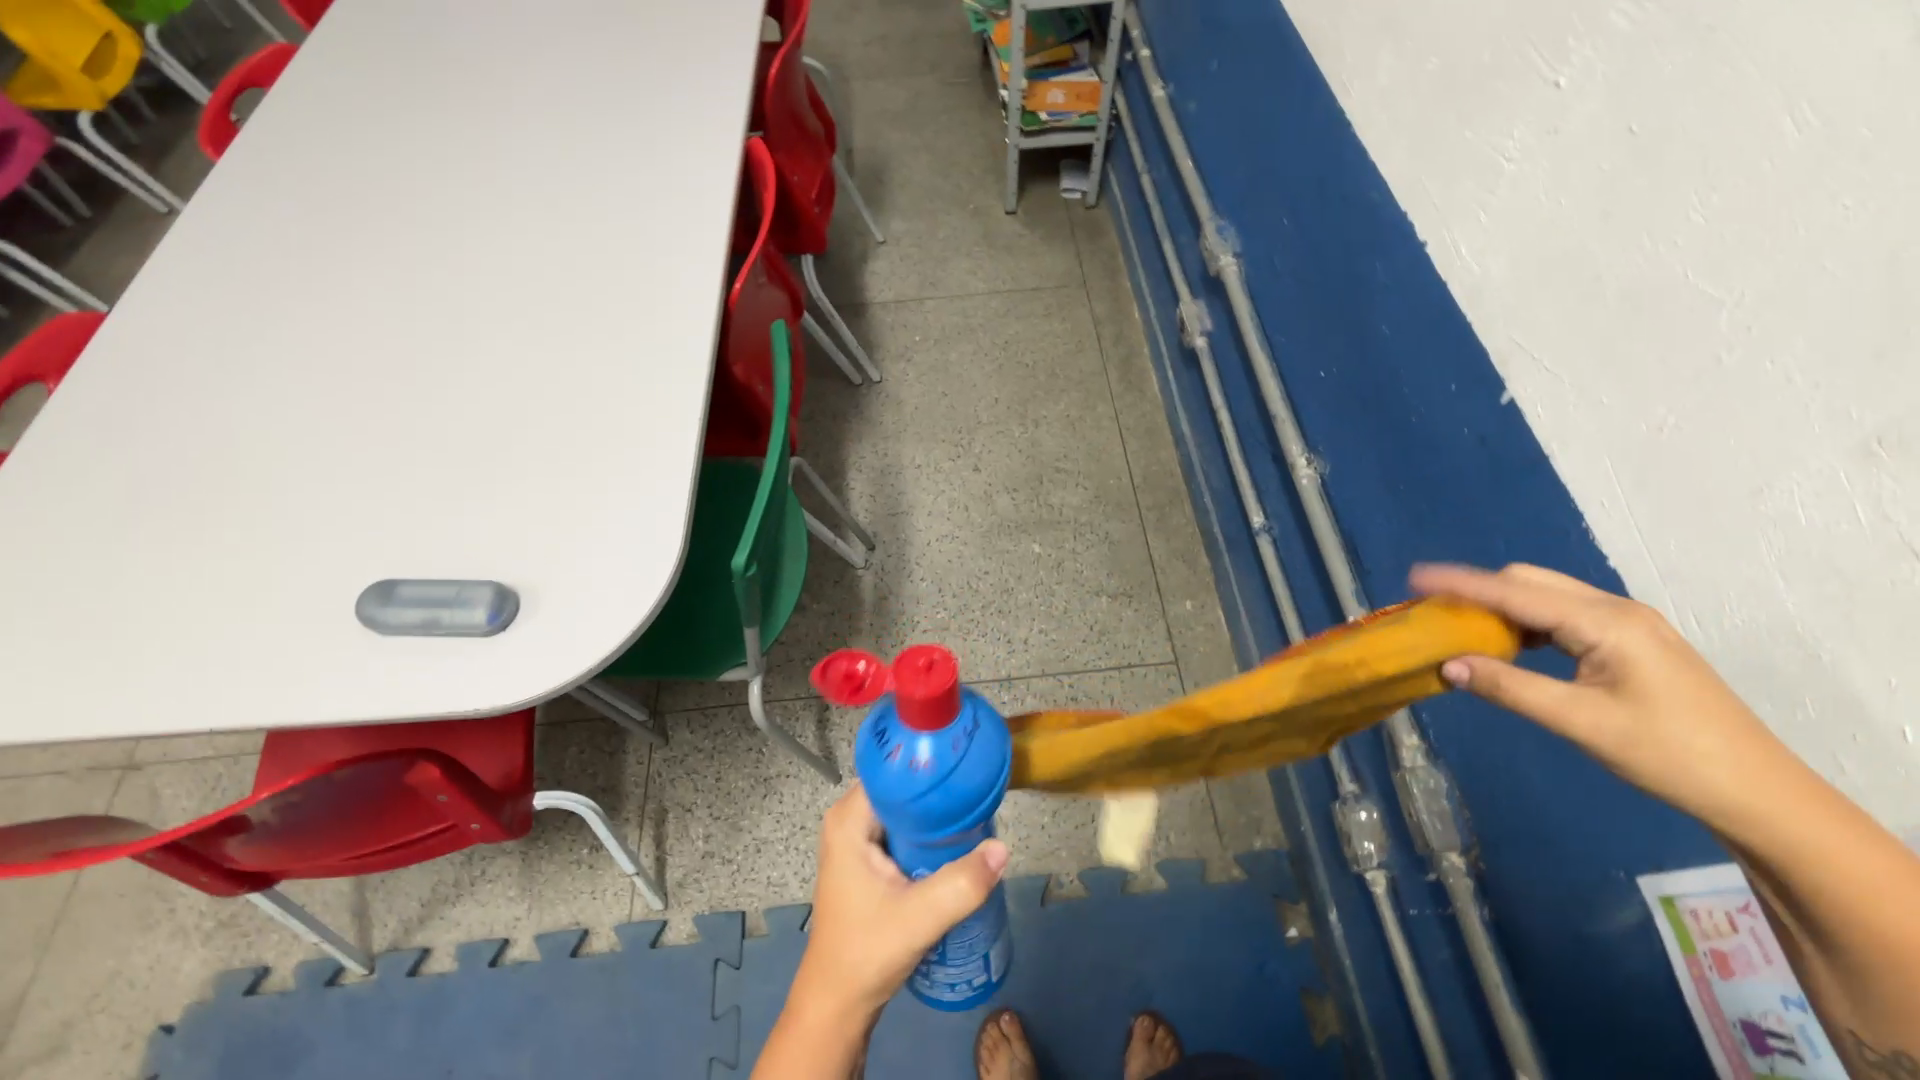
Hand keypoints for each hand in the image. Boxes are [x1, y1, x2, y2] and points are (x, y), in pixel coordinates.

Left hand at [791, 785, 1009, 1018]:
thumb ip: (962, 884)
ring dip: (940, 819)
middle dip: (942, 794)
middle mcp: (850, 821)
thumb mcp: (919, 918)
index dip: (931, 768)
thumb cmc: (866, 952)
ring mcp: (859, 843)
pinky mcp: (870, 864)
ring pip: (908, 815)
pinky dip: (932, 839)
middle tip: (982, 796)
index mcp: (849, 819)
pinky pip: (906, 836)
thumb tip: (1002, 849)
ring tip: (979, 817)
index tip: (968, 768)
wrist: (839, 1002)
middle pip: (904, 791)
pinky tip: (961, 847)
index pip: (895, 771)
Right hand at [1409, 563, 1788, 822]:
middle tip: (1436, 620)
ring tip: (1463, 635)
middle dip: (1479, 593)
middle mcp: (1616, 611)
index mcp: (1605, 623)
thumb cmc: (1666, 755)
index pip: (1515, 592)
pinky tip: (1511, 650)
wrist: (1755, 790)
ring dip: (1503, 610)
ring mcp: (1629, 625)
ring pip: (1548, 599)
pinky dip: (1528, 626)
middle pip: (1530, 583)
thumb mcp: (1579, 723)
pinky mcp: (1633, 644)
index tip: (1414, 578)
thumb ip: (1509, 688)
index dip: (1461, 584)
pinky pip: (1566, 619)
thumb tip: (1449, 665)